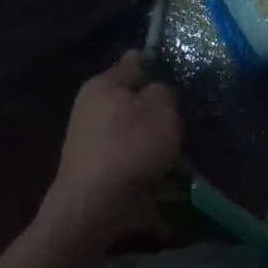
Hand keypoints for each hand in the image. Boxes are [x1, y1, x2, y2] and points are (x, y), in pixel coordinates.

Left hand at [37, 52, 180, 243]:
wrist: (93, 206)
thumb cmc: (129, 149)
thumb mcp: (160, 110)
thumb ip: (162, 92)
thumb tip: (155, 91)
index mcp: (103, 84)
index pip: (134, 61)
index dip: (157, 64)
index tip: (178, 77)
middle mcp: (89, 106)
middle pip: (131, 100)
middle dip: (156, 111)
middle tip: (180, 125)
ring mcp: (87, 139)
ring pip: (129, 133)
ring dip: (150, 143)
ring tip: (176, 159)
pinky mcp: (91, 169)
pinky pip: (125, 160)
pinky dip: (141, 167)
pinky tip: (159, 181)